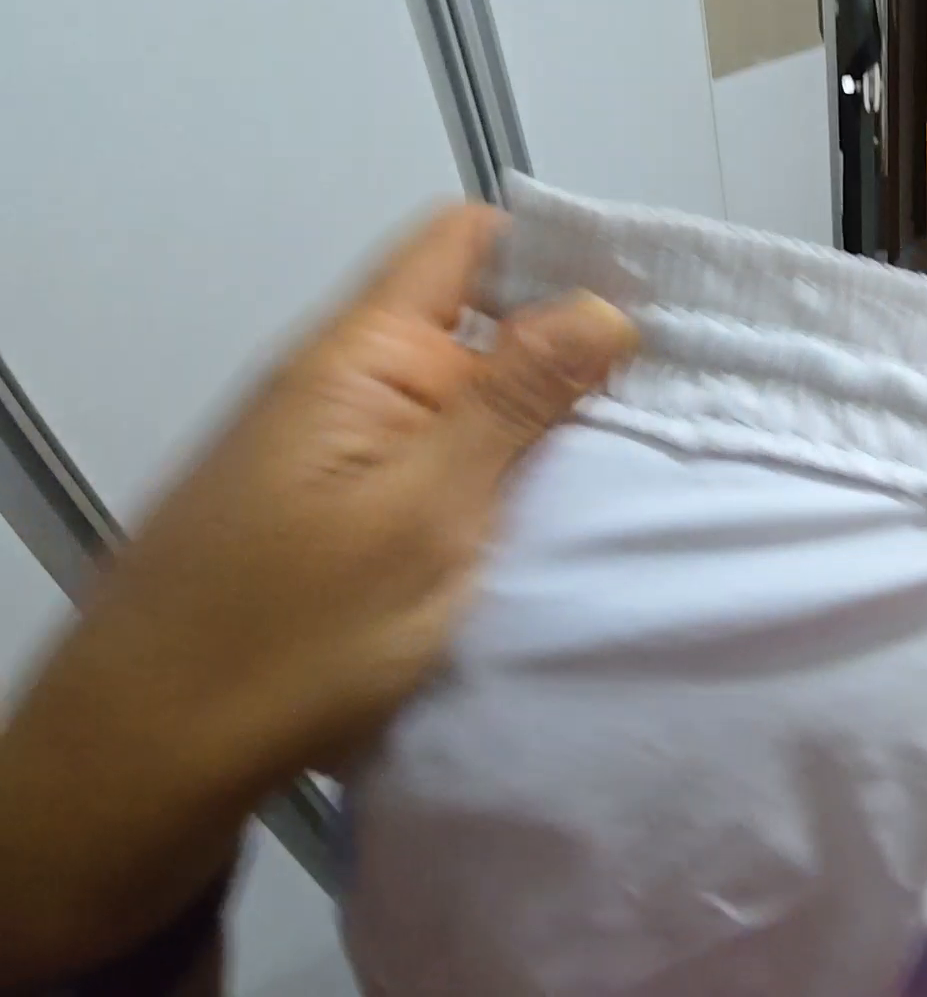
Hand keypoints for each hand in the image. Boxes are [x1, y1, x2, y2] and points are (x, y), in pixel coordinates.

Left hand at [0, 204, 637, 982]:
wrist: (157, 767)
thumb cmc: (285, 637)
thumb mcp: (423, 511)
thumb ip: (513, 402)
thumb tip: (604, 309)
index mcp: (365, 358)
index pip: (466, 245)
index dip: (557, 247)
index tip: (650, 288)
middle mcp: (370, 387)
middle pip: (493, 319)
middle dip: (585, 339)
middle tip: (684, 376)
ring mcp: (378, 448)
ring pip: (493, 393)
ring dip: (567, 405)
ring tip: (659, 429)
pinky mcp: (389, 504)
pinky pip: (479, 453)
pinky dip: (538, 457)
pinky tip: (591, 485)